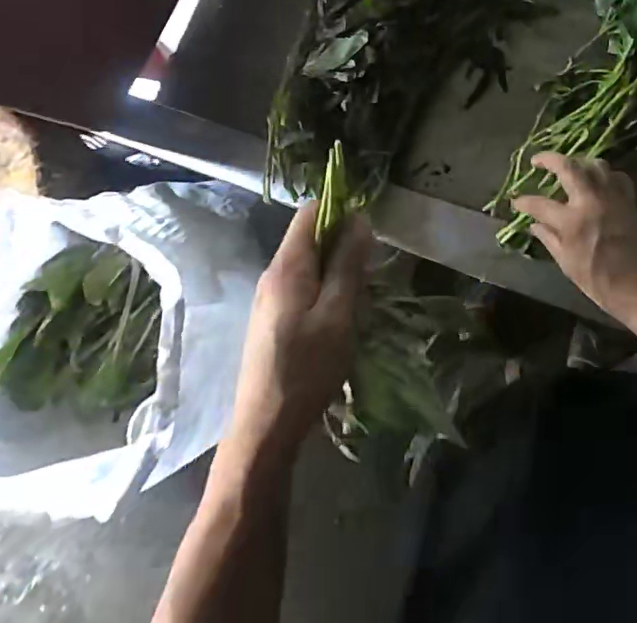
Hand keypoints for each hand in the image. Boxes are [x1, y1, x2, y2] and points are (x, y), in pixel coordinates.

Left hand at [225, 203, 370, 456]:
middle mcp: (273, 274)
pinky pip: (302, 284)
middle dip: (343, 241)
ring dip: (337, 266)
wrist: (265, 427)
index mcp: (287, 267)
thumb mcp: (338, 314)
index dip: (340, 210)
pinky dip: (325, 286)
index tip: (369, 229)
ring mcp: (269, 297)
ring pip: (308, 262)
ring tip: (360, 291)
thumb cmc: (307, 367)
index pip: (310, 212)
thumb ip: (348, 264)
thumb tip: (358, 219)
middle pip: (308, 236)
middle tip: (371, 266)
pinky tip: (340, 312)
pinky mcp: (272, 318)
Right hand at [511, 153, 636, 324]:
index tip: (516, 201)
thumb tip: (535, 225)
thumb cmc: (601, 282)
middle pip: (569, 167)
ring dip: (579, 162)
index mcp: (572, 221)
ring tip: (569, 168)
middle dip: (549, 159)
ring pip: (595, 165)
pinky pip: (616, 177)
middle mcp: (591, 201)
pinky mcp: (629, 201)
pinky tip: (598, 182)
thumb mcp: (568, 264)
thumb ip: (550, 239)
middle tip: (538, 160)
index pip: (540, 204)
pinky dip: (605, 175)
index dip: (524, 201)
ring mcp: (612, 198)